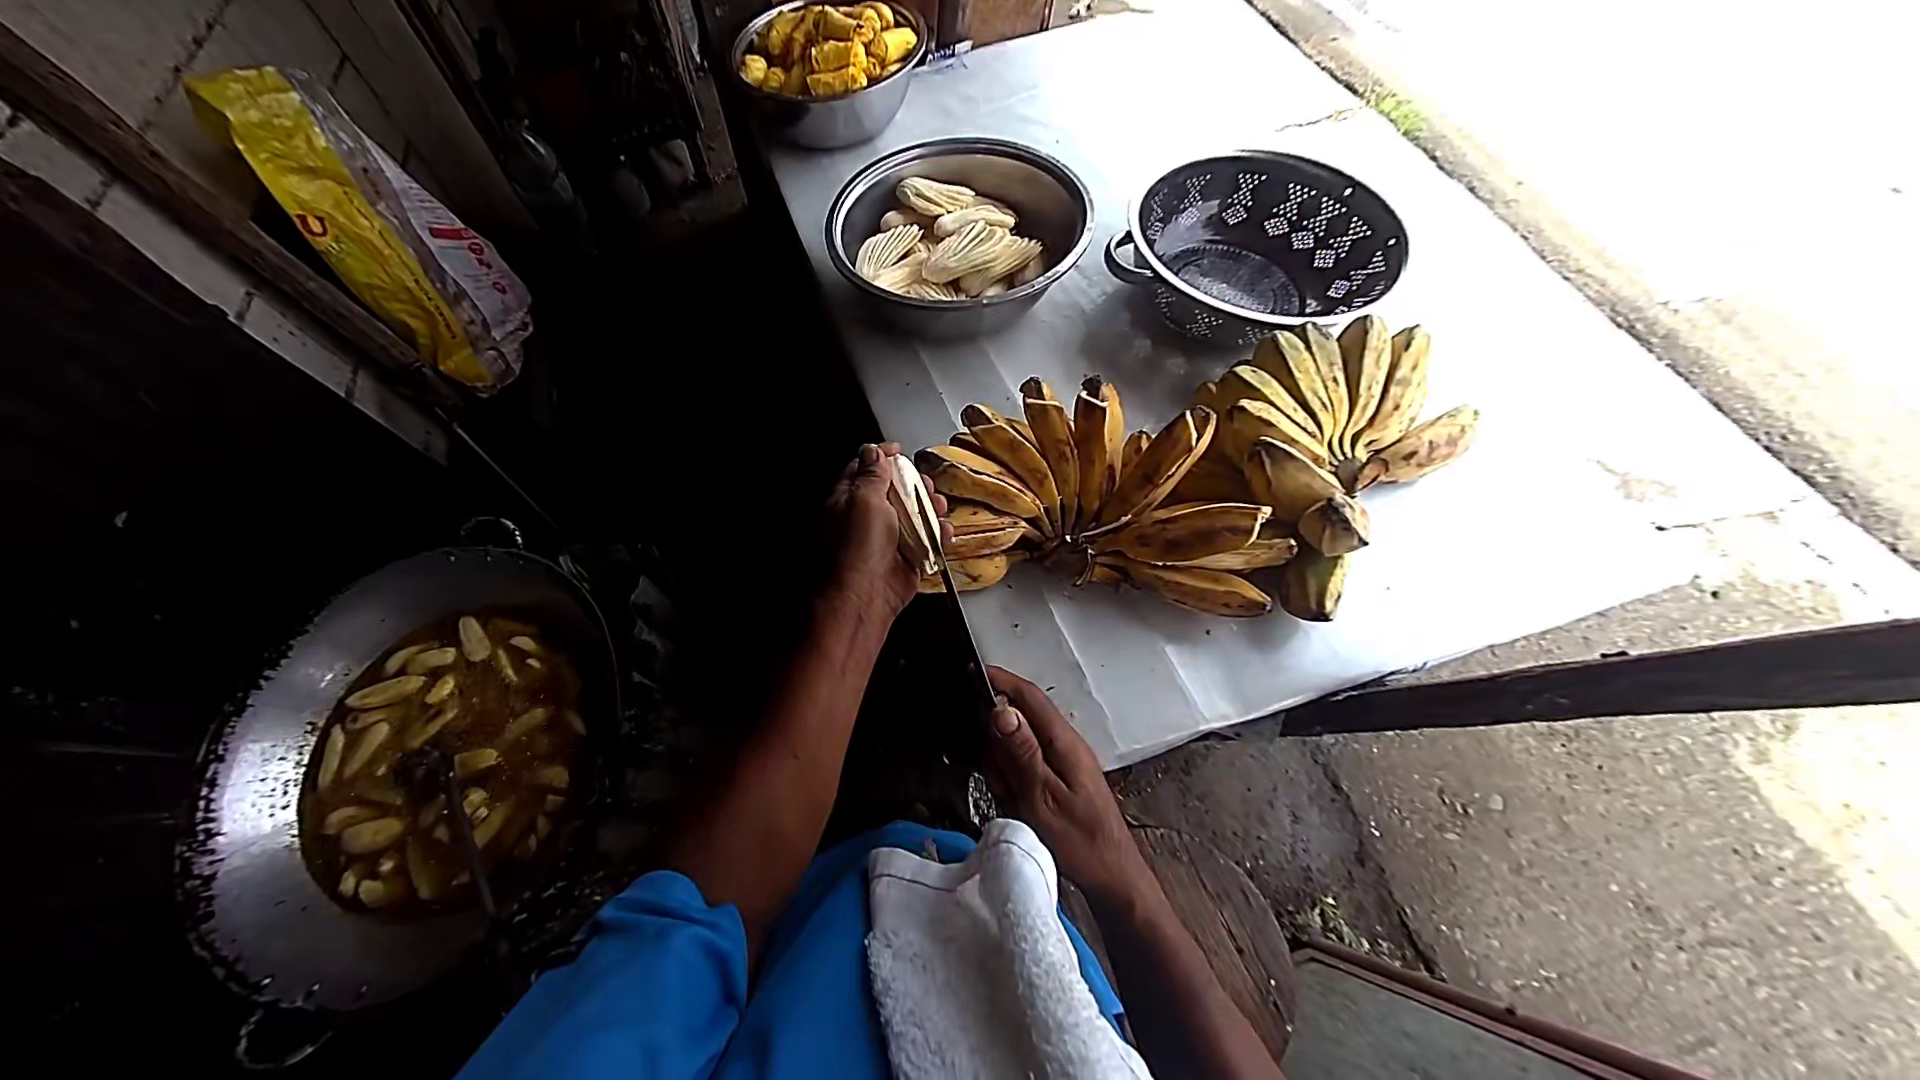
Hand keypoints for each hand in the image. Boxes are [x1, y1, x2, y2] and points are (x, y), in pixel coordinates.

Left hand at [823, 442, 949, 620]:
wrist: (864, 596)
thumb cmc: (857, 547)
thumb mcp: (864, 499)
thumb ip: (872, 473)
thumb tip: (872, 450)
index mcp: (847, 500)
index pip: (864, 469)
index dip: (881, 457)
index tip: (899, 449)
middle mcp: (865, 518)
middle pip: (895, 491)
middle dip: (914, 484)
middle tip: (925, 483)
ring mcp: (887, 540)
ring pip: (914, 515)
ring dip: (930, 508)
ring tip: (938, 506)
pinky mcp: (905, 559)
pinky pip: (926, 541)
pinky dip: (937, 534)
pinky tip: (943, 530)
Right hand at [985, 666, 1152, 904]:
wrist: (1111, 877)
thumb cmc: (1082, 842)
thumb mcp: (1042, 797)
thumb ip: (1021, 752)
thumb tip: (1002, 711)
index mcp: (1063, 742)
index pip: (1028, 695)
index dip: (1000, 680)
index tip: (973, 672)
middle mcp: (1064, 744)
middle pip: (1018, 719)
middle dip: (997, 743)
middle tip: (1001, 778)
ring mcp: (1063, 760)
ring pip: (1018, 744)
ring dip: (1005, 766)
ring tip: (1014, 798)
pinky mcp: (1059, 776)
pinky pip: (1025, 765)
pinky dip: (1014, 780)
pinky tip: (1020, 803)